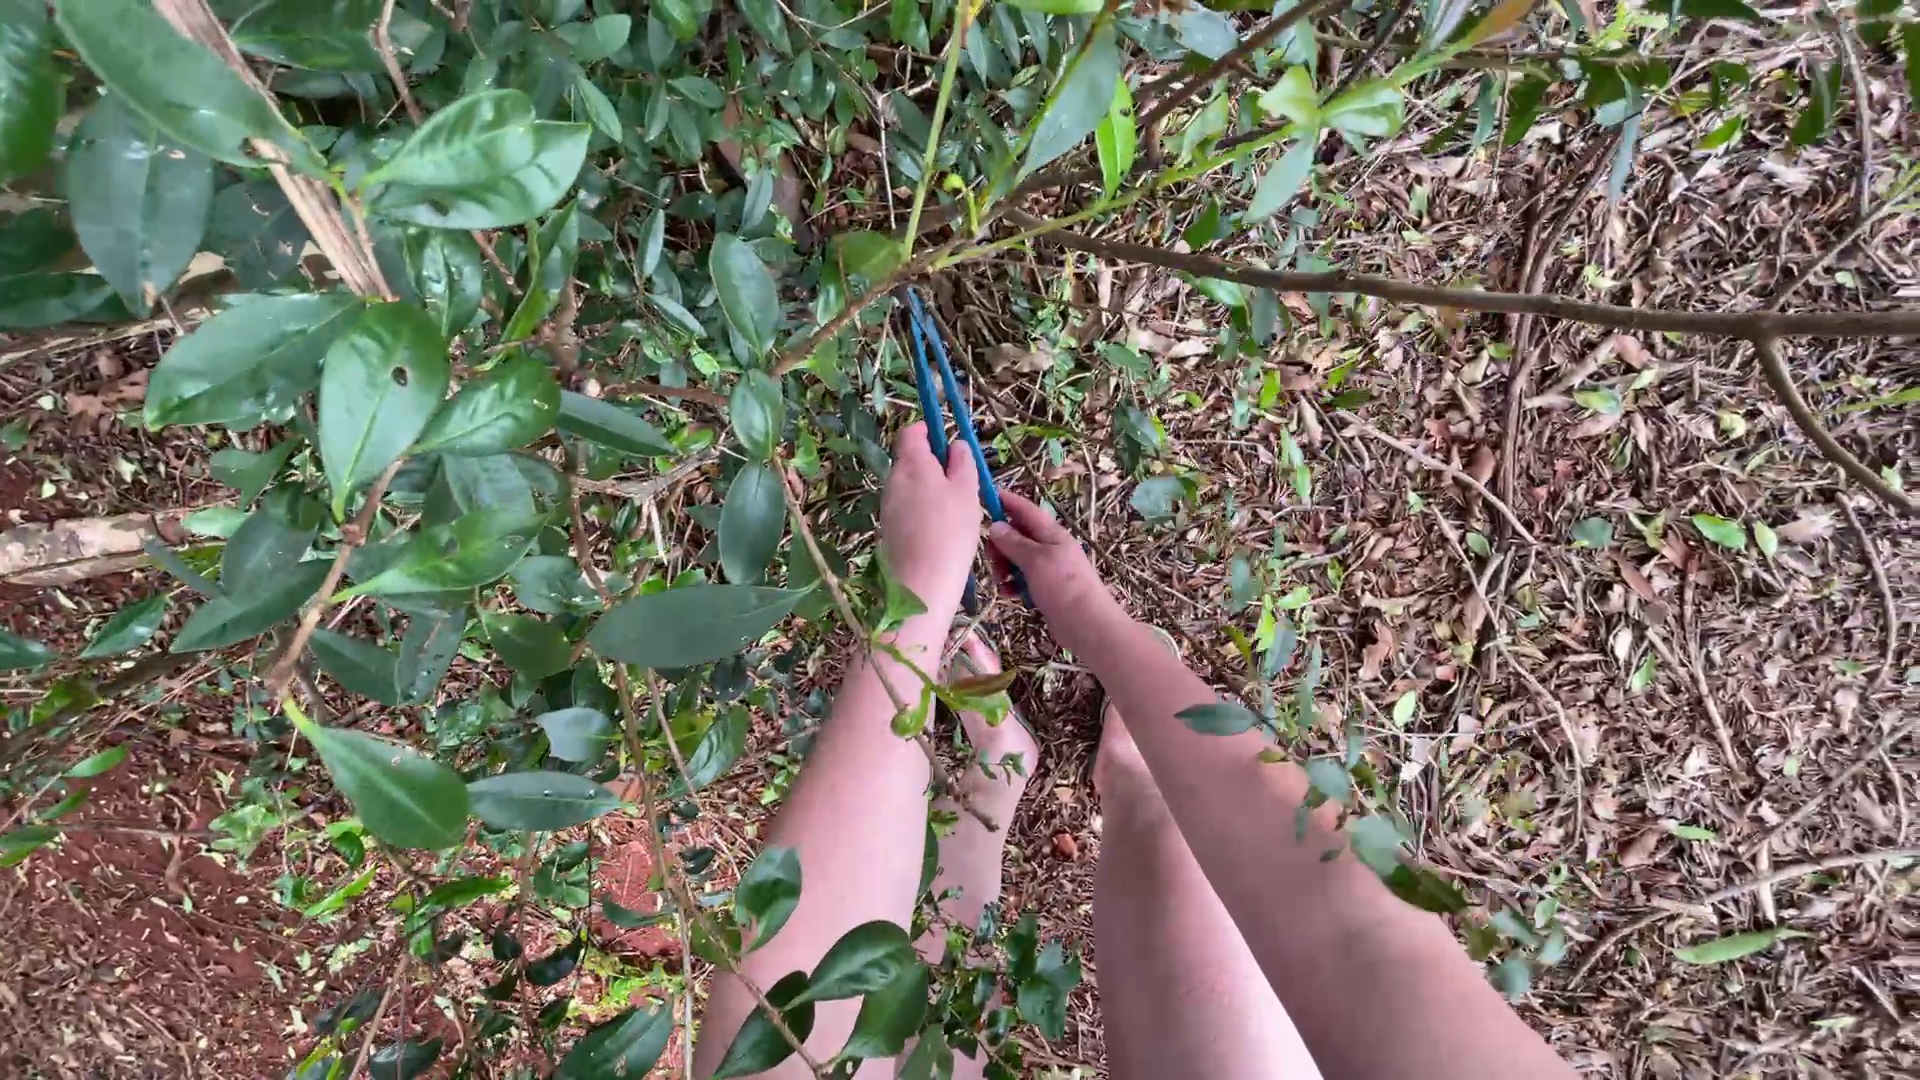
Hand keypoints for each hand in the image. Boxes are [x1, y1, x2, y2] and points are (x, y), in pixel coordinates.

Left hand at [877, 421, 982, 618]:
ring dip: (931, 490)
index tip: (949, 445)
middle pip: (911, 460)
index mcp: (911, 464)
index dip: (929, 432)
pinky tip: (941, 530)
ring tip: (956, 511)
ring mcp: (888, 505)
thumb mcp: (967, 491)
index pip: (911, 432)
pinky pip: (907, 507)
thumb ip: (962, 463)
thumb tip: (956, 445)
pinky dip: (923, 510)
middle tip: (962, 483)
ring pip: (910, 485)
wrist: (922, 583)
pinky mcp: (889, 527)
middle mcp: (893, 480)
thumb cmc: (951, 531)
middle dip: (934, 465)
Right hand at [986, 490, 1123, 650]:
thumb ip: (1013, 542)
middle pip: (1017, 535)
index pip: (1025, 510)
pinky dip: (1013, 583)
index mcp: (1051, 534)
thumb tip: (996, 525)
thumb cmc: (1063, 587)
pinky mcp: (1045, 587)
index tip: (986, 496)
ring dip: (1005, 566)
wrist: (1087, 625)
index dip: (1007, 501)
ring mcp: (1048, 568)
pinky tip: (1011, 593)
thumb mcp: (1035, 560)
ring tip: (1002, 581)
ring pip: (1017, 558)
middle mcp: (1050, 547)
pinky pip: (1022, 578)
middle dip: (1001, 544)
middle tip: (993, 559)